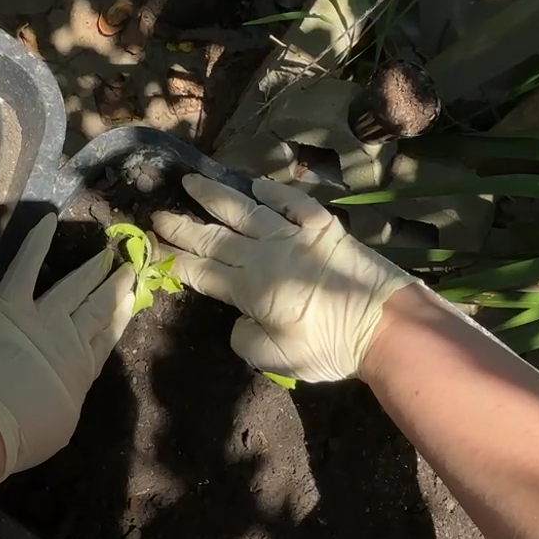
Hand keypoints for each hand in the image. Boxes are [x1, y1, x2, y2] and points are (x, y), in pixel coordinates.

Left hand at [0, 214, 136, 478]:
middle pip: (97, 307)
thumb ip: (66, 398)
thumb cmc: (18, 435)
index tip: (134, 297)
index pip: (108, 337)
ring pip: (73, 285)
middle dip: (115, 286)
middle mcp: (69, 337)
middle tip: (129, 266)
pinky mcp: (9, 303)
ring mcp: (40, 316)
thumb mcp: (59, 425)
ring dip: (91, 269)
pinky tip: (49, 220)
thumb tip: (63, 386)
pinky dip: (37, 242)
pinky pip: (26, 265)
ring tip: (106, 253)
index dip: (123, 315)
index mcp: (81, 370)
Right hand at [154, 175, 413, 382]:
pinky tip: (258, 184)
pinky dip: (276, 192)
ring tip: (191, 180)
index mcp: (249, 289)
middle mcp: (265, 255)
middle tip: (156, 213)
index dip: (174, 259)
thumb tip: (240, 319)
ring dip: (215, 196)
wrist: (387, 326)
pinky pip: (294, 203)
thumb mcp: (276, 359)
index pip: (201, 270)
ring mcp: (295, 236)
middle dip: (182, 226)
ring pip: (246, 211)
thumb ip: (245, 339)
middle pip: (214, 238)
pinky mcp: (324, 229)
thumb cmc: (329, 348)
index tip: (151, 247)